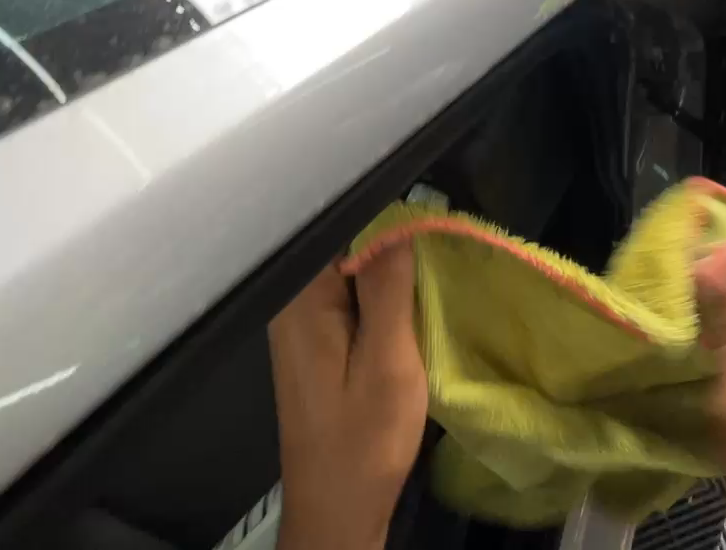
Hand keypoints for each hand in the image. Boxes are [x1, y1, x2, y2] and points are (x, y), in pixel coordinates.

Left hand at [268, 245, 427, 549]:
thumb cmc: (364, 441)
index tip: (423, 215)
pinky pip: (349, 292)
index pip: (339, 225)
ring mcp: (302, 320)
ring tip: (426, 265)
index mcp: (301, 300)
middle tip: (432, 239)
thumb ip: (389, 287)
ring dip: (387, 266)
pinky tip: (406, 298)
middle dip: (388, 237)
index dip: (383, 215)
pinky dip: (380, 291)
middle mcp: (293, 301)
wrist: (338, 511)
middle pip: (343, 242)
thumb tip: (398, 220)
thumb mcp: (388, 361)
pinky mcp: (317, 337)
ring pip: (349, 266)